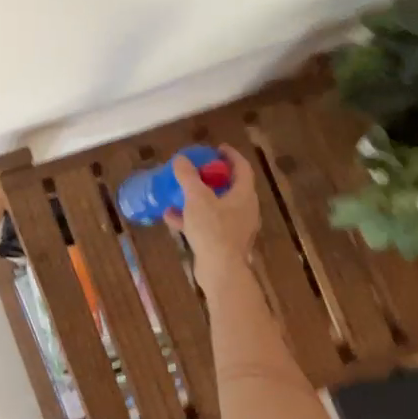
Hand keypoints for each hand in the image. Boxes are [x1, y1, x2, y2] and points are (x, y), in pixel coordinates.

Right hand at [167, 144, 260, 278]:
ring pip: (218, 207)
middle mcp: (245, 209)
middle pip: (231, 187)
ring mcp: (236, 228)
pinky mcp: (225, 243)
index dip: (230, 155)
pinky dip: (193, 218)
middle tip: (198, 170)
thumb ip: (188, 177)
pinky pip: (209, 224)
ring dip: (199, 199)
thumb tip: (181, 159)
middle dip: (212, 178)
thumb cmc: (213, 230)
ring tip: (181, 193)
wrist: (221, 270)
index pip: (242, 167)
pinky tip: (172, 217)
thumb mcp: (197, 199)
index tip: (217, 148)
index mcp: (244, 195)